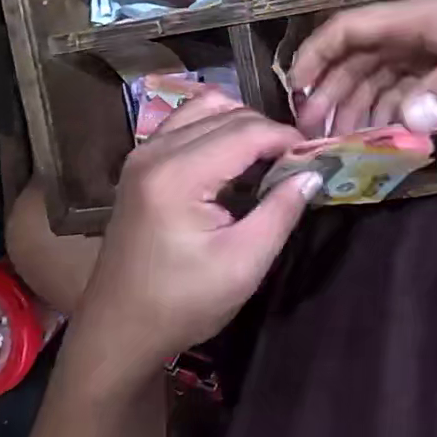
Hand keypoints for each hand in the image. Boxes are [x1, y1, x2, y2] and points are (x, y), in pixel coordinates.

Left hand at [74, 92, 320, 373]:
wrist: (119, 329)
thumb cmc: (182, 303)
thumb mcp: (244, 264)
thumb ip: (282, 211)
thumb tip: (314, 172)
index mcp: (177, 174)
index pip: (247, 130)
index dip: (288, 138)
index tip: (317, 158)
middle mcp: (156, 150)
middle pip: (228, 114)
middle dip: (270, 132)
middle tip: (299, 163)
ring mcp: (144, 151)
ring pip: (207, 108)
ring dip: (244, 125)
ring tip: (269, 159)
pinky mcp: (142, 161)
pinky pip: (187, 121)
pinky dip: (219, 127)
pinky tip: (236, 158)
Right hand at [289, 0, 436, 136]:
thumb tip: (404, 120)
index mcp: (420, 21)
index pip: (349, 29)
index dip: (316, 57)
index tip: (297, 96)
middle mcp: (417, 36)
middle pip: (355, 59)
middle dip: (330, 93)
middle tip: (316, 136)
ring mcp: (431, 57)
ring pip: (375, 80)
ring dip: (354, 108)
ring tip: (341, 144)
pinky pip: (402, 95)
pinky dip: (385, 116)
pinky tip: (380, 139)